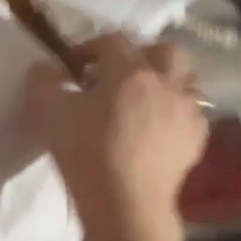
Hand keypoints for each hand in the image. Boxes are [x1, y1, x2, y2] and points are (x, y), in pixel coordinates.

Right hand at [25, 35, 207, 235]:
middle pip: (163, 51)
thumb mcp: (47, 110)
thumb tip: (47, 66)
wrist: (124, 199)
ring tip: (136, 101)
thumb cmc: (83, 149)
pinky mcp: (197, 137)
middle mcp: (166, 83)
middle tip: (113, 76)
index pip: (113, 41)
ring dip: (161, 81)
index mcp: (130, 71)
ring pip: (183, 79)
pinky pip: (189, 111)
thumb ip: (43, 80)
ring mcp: (188, 110)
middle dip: (138, 55)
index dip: (89, 47)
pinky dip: (172, 110)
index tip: (71, 67)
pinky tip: (152, 127)